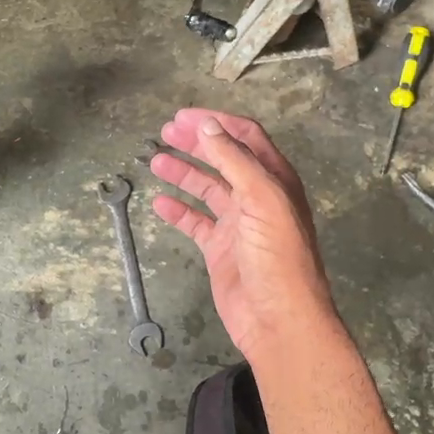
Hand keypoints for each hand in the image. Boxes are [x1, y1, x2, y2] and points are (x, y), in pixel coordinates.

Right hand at [150, 109, 336, 354]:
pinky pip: (196, 222)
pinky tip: (159, 203)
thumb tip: (208, 125)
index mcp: (274, 180)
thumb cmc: (276, 254)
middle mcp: (256, 197)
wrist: (278, 318)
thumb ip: (234, 160)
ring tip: (155, 160)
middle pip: (223, 159)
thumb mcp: (261, 198)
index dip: (216, 123)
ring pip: (207, 189)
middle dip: (196, 143)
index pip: (245, 138)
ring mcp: (237, 224)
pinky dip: (178, 211)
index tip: (184, 116)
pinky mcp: (220, 249)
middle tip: (165, 132)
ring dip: (183, 173)